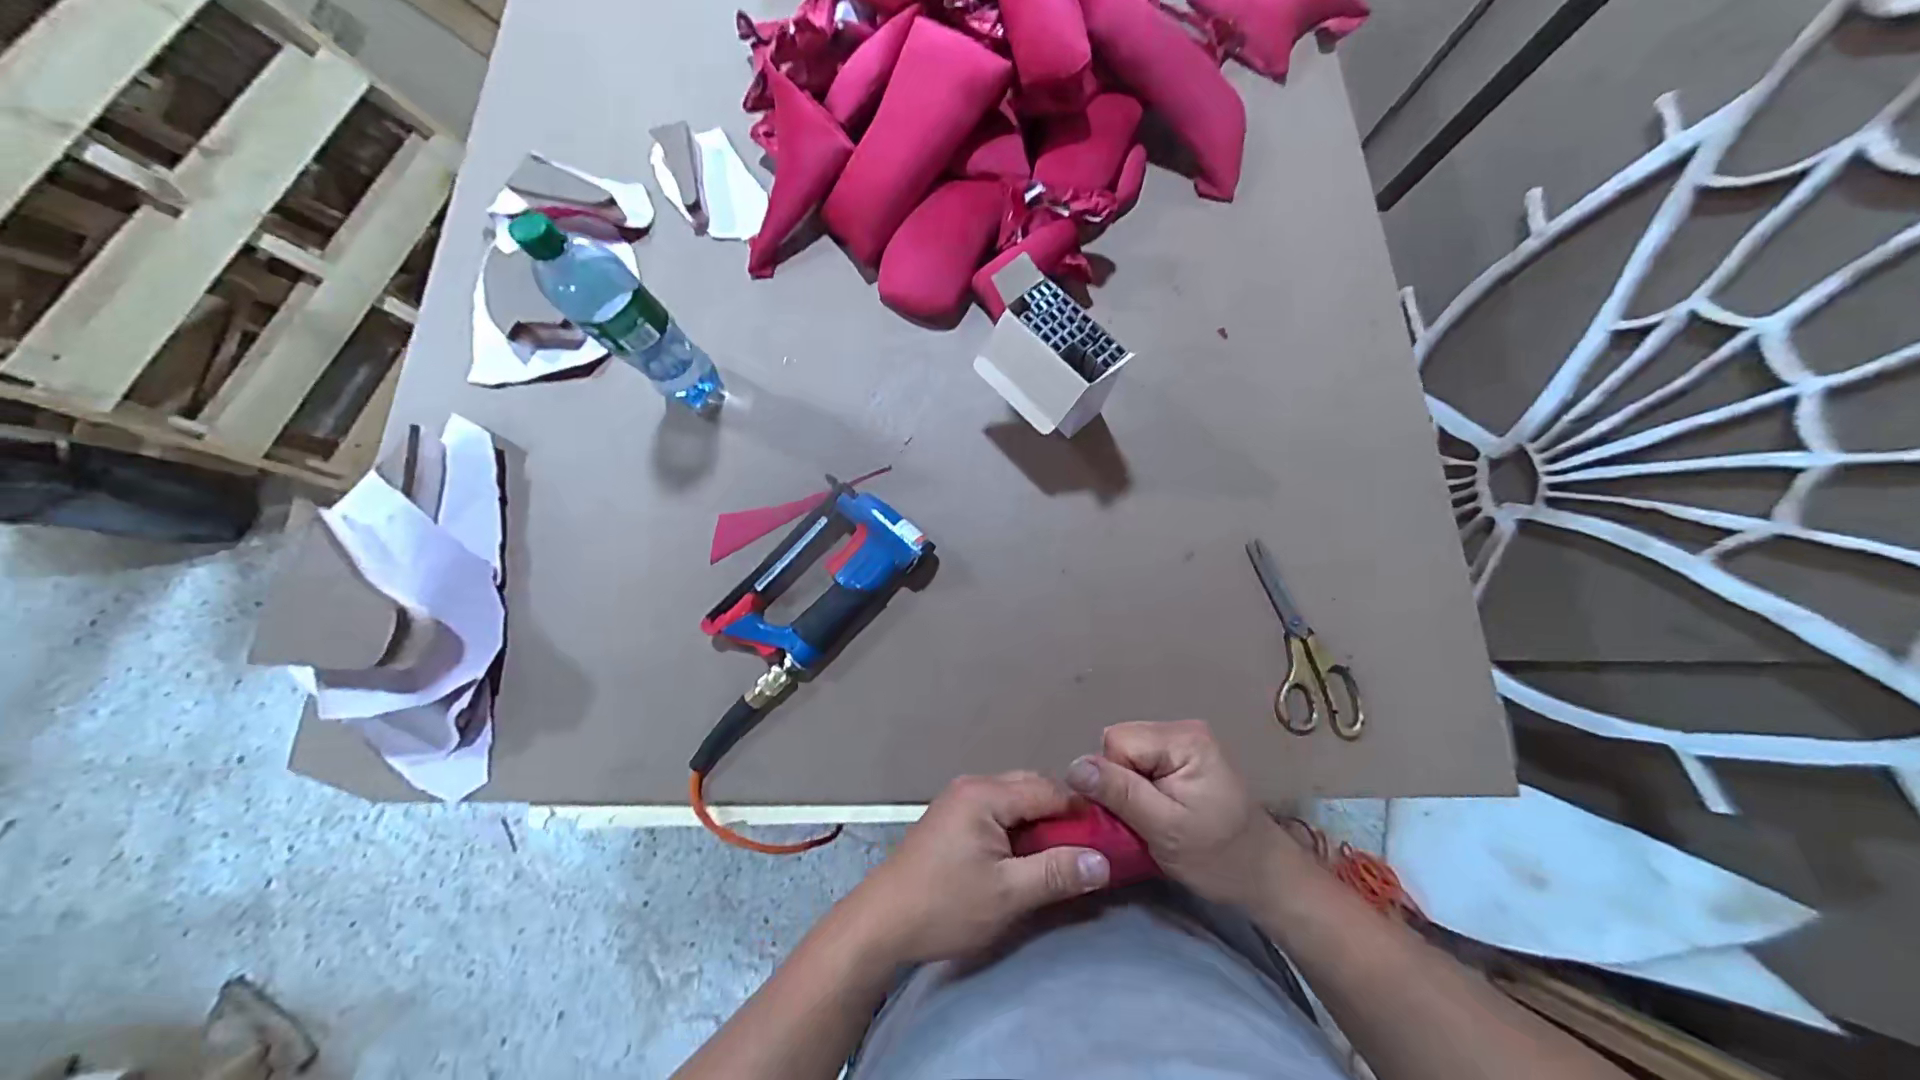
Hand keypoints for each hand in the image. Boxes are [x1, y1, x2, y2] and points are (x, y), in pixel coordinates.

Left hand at [844, 771, 1110, 963]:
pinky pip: (997, 814)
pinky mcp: (952, 820)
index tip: (1110, 839)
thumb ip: (1057, 873)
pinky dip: (1018, 831)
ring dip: (1040, 825)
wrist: (880, 923)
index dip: (1082, 813)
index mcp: (985, 794)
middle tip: (1087, 850)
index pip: (1049, 790)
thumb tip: (1103, 861)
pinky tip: (1028, 857)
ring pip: (1015, 802)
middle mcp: (972, 786)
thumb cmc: (944, 905)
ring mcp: (959, 801)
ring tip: (1062, 857)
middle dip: (1062, 817)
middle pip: (1032, 789)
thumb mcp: (1008, 893)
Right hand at [1066, 719, 1293, 909]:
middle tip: (1146, 819)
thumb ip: (1120, 793)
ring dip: (1129, 787)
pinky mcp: (1184, 758)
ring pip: (1127, 755)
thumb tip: (1074, 767)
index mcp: (1183, 738)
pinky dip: (1141, 788)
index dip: (1114, 779)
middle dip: (1121, 782)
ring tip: (1154, 817)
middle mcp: (1183, 729)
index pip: (1117, 742)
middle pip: (1120, 744)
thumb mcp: (1164, 829)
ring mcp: (1185, 742)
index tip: (1136, 813)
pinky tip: (1160, 810)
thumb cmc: (1219, 858)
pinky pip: (1141, 763)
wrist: (1266, 878)